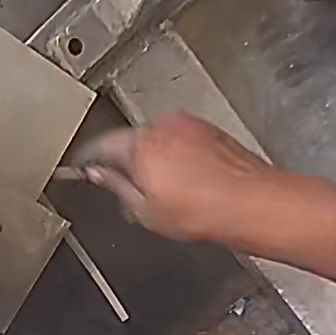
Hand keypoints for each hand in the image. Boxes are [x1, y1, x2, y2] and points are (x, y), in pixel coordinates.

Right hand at [74, 113, 276, 244]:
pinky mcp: (209, 131)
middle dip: (127, 162)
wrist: (249, 203)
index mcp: (139, 143)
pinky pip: (181, 141)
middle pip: (131, 140)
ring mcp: (189, 125)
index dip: (90, 159)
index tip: (86, 168)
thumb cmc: (201, 209)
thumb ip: (115, 185)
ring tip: (164, 192)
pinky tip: (185, 184)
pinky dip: (177, 158)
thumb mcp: (143, 209)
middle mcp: (163, 126)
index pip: (101, 144)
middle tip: (130, 191)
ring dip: (154, 160)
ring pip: (157, 140)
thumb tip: (98, 174)